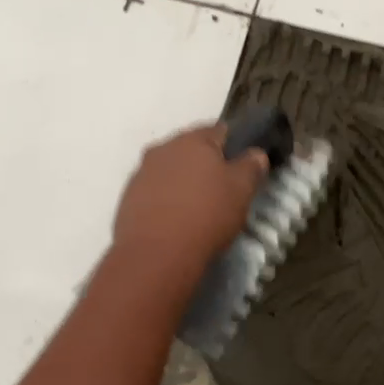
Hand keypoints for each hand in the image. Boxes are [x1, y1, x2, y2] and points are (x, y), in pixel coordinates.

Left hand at [113, 123, 268, 268]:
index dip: (234, 146)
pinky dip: (166, 202)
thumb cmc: (206, 215)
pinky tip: (175, 222)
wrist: (156, 254)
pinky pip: (154, 193)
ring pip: (170, 171)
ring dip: (183, 183)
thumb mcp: (242, 190)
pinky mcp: (127, 199)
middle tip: (221, 191)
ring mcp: (140, 173)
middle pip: (190, 150)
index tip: (242, 167)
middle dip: (205, 165)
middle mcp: (162, 149)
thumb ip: (251, 166)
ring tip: (197, 210)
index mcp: (191, 139)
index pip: (219, 130)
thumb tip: (256, 154)